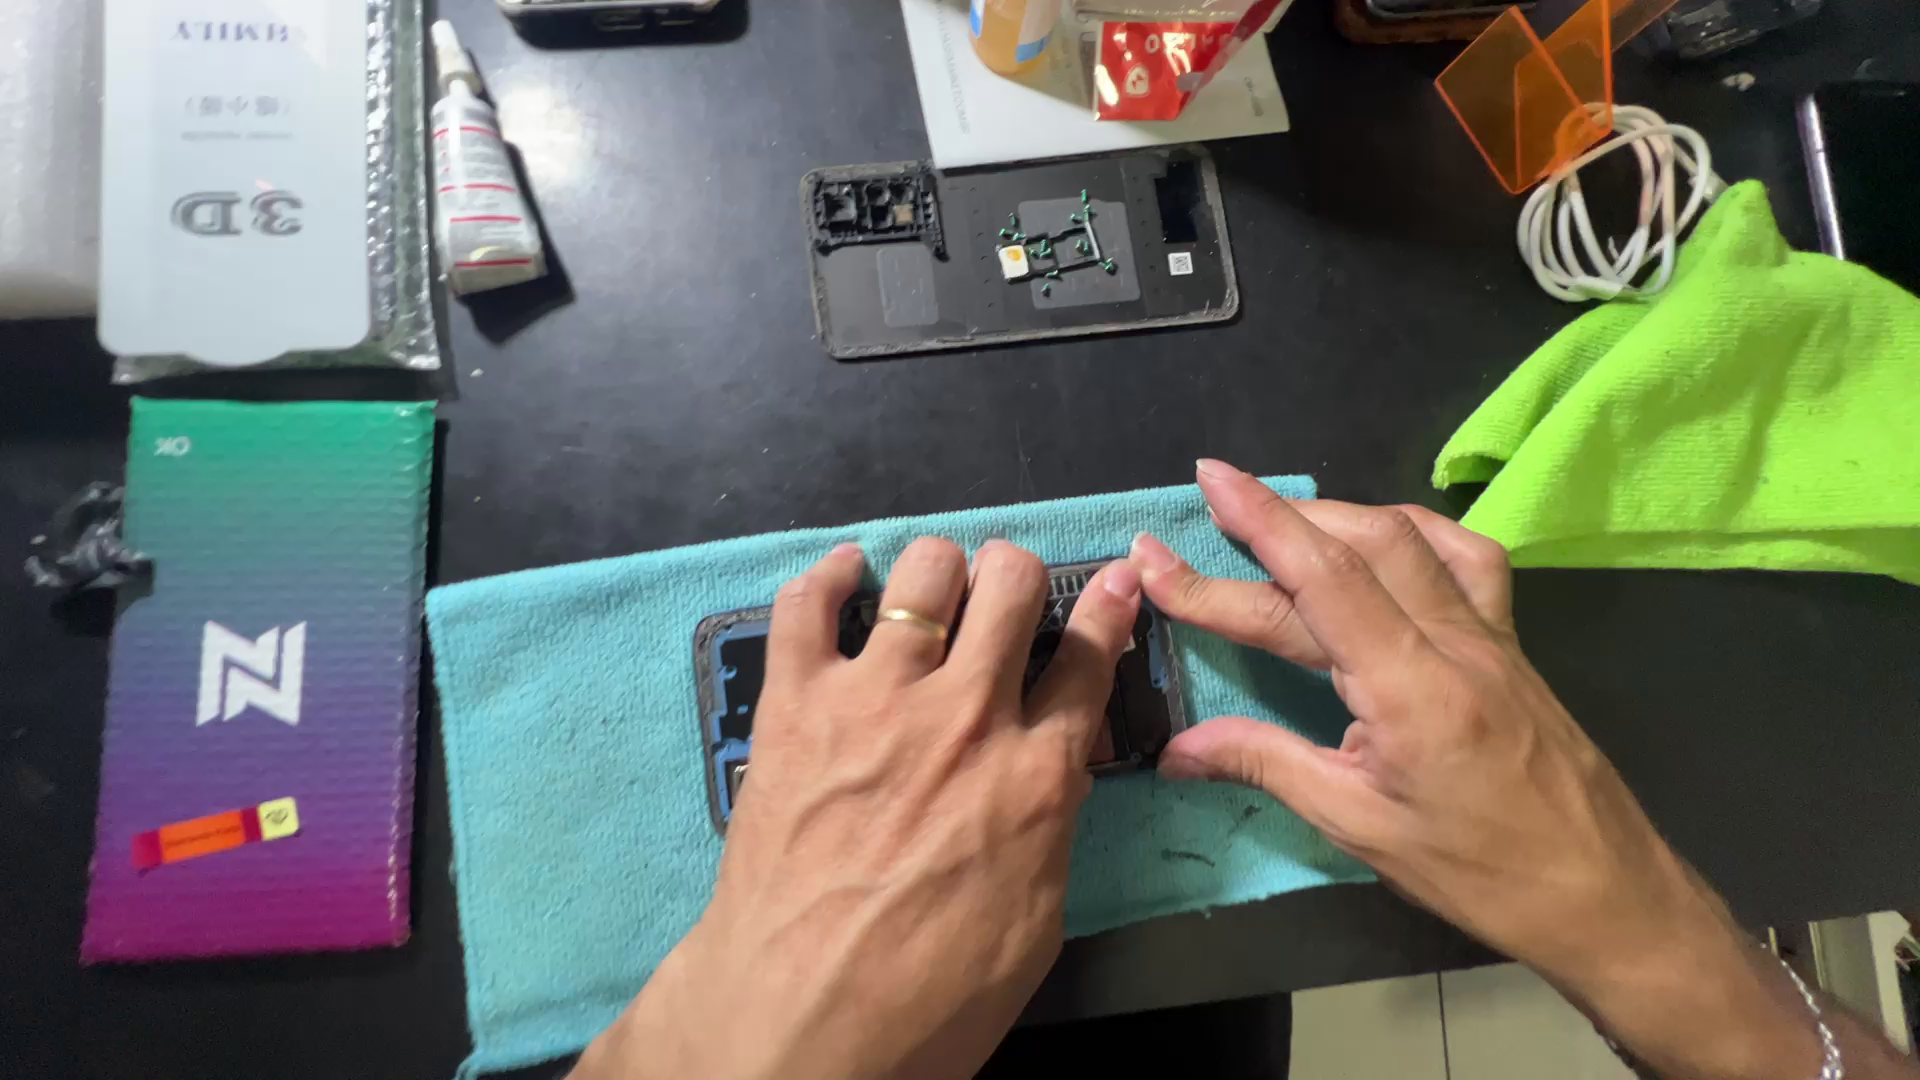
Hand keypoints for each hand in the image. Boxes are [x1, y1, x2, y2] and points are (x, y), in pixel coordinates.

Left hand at [577, 538, 1142, 1079]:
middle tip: (1004, 592)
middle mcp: (965, 713)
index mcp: (1034, 771)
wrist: (796, 1026)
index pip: (1088, 655)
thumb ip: (1051, 819)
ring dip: (940, 569)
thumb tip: (1053, 756)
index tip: (1116, 579)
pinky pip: (807, 604)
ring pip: (925, 574)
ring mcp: (876, 697)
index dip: (1109, 607)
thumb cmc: (931, 995)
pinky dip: (829, 575)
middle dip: (1017, 572)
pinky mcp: (798, 702)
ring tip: (931, 592)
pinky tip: (847, 571)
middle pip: (1010, 585)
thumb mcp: (1037, 918)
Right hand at [1129, 460, 1837, 1079]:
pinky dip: (1405, 528)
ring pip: (1406, 537)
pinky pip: (1463, 555)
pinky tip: (1375, 534)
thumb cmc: (1479, 871)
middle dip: (1273, 511)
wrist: (1612, 901)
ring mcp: (1490, 634)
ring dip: (1329, 513)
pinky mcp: (1509, 639)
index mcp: (1412, 689)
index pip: (1320, 581)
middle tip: (1213, 493)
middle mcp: (1455, 641)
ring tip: (1272, 513)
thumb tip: (1175, 750)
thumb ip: (1262, 763)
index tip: (1203, 487)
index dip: (1255, 525)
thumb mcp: (1356, 824)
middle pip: (1355, 546)